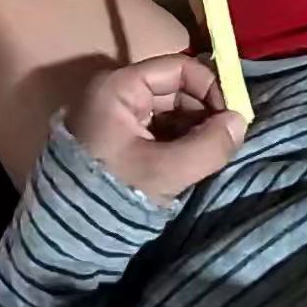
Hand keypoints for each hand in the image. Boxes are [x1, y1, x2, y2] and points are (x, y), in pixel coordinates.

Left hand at [66, 54, 246, 202]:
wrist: (66, 238)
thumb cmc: (113, 193)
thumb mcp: (165, 171)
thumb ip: (208, 145)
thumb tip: (241, 122)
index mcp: (119, 88)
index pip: (178, 68)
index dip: (210, 86)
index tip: (232, 115)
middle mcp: (116, 93)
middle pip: (175, 87)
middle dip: (205, 109)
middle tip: (227, 136)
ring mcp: (116, 116)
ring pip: (170, 109)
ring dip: (195, 126)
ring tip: (213, 150)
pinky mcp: (119, 138)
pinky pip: (160, 127)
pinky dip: (181, 138)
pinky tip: (195, 157)